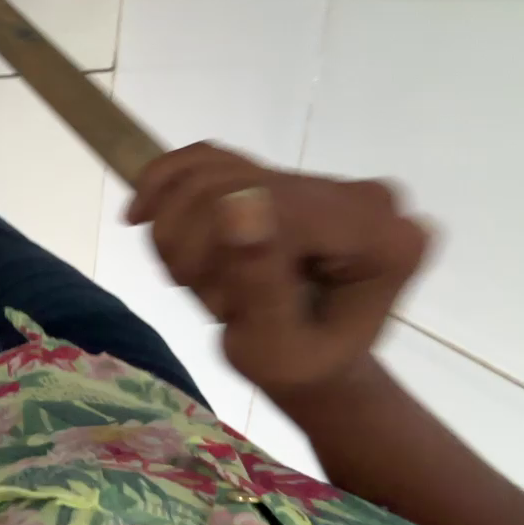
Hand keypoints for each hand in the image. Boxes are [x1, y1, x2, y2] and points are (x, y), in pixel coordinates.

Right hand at [125, 143, 430, 399]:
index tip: (208, 301)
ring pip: (208, 170)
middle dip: (190, 244)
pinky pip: (206, 158)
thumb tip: (239, 204)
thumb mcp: (275, 347)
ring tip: (192, 276)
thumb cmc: (298, 366)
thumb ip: (260, 280)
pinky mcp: (284, 175)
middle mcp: (362, 196)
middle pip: (232, 183)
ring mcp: (322, 180)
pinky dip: (163, 186)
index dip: (213, 246)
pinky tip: (142, 215)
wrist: (310, 360)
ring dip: (174, 227)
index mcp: (381, 237)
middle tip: (200, 294)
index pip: (270, 205)